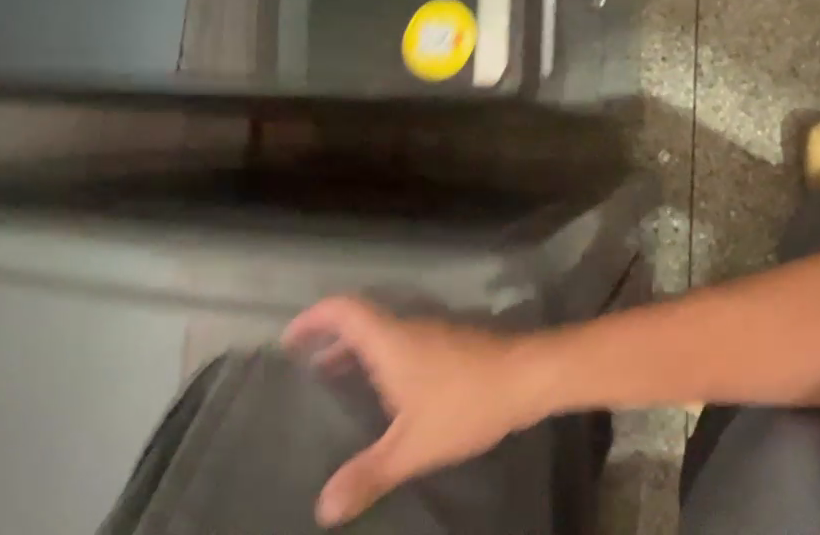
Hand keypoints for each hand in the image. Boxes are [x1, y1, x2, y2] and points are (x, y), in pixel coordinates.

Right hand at [283, 296, 545, 527]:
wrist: (529, 377)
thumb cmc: (466, 403)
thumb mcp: (413, 446)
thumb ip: (369, 474)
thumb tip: (323, 508)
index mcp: (390, 340)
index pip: (343, 311)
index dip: (313, 318)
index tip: (290, 338)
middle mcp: (409, 328)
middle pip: (361, 321)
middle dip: (331, 340)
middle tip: (308, 366)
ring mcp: (435, 334)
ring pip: (386, 333)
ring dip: (359, 351)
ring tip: (339, 380)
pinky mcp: (454, 345)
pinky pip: (406, 343)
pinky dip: (385, 358)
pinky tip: (390, 393)